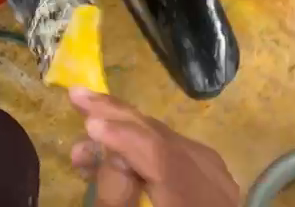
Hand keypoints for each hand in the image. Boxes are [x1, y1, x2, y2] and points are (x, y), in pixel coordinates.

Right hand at [69, 88, 240, 206]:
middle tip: (76, 97)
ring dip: (123, 134)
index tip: (90, 124)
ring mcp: (218, 183)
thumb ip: (118, 200)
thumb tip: (106, 157)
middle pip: (165, 140)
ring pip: (167, 142)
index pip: (163, 158)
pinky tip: (115, 157)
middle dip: (118, 117)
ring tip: (82, 143)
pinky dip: (143, 149)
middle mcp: (214, 186)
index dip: (126, 138)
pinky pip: (175, 154)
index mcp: (195, 200)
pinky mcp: (213, 185)